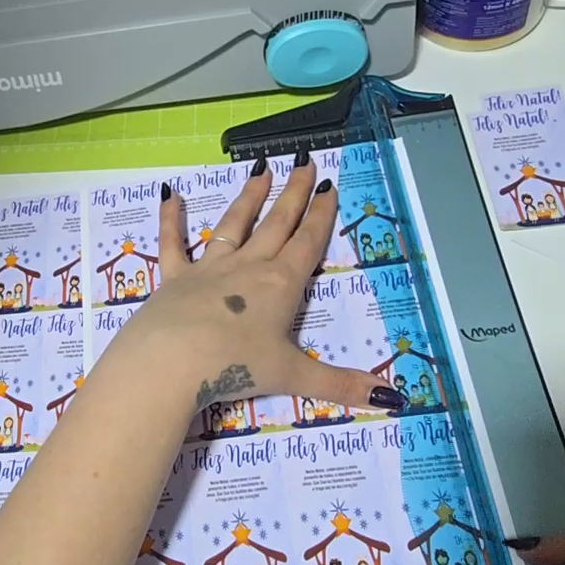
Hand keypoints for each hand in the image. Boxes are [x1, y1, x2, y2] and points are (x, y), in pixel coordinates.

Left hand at [106, 156, 405, 415]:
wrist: (172, 361)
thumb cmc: (235, 367)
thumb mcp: (294, 377)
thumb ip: (341, 385)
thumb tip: (394, 401)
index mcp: (280, 285)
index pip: (307, 243)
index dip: (321, 215)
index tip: (328, 186)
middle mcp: (247, 268)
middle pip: (276, 224)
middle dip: (293, 194)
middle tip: (305, 163)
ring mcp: (208, 269)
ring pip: (233, 225)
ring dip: (248, 198)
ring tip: (260, 170)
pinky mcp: (173, 277)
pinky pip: (172, 242)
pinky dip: (170, 217)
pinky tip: (170, 193)